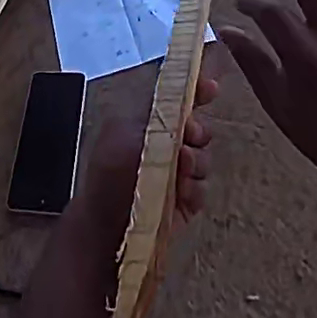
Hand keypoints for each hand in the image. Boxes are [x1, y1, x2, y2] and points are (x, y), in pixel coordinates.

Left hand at [74, 74, 218, 236]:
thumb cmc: (108, 176)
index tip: (211, 87)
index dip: (194, 91)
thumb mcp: (124, 137)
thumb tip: (182, 109)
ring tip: (182, 170)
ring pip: (202, 159)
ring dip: (197, 162)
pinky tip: (183, 194)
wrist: (105, 230)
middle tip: (192, 136)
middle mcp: (163, 145)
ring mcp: (175, 173)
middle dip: (198, 131)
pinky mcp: (183, 201)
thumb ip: (154, 120)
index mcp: (146, 124)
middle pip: (195, 129)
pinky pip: (202, 190)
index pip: (174, 101)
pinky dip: (196, 190)